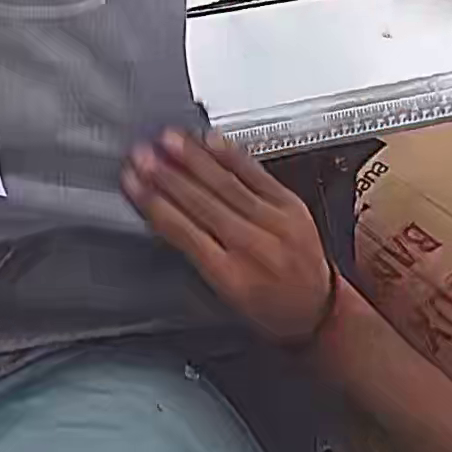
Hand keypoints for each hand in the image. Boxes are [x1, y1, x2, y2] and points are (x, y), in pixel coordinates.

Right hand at [122, 129, 337, 343]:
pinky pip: (255, 173)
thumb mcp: (223, 295)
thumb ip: (194, 254)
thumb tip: (160, 212)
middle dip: (165, 175)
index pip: (182, 231)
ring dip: (192, 158)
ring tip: (167, 139)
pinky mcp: (291, 205)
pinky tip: (210, 140)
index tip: (132, 181)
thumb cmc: (267, 308)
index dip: (152, 203)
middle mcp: (253, 247)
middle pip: (199, 202)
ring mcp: (275, 222)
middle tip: (141, 154)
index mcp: (231, 276)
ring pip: (224, 183)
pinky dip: (229, 154)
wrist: (320, 312)